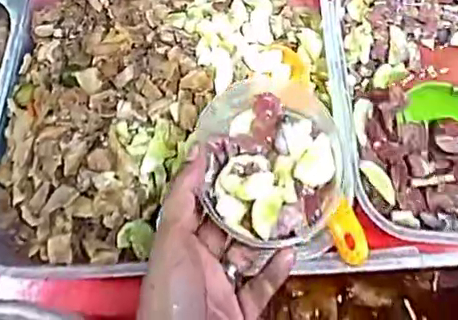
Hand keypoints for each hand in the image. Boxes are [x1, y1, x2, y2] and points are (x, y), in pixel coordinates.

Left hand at [138, 150, 294, 319]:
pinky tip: (288, 252)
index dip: (217, 176)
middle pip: (227, 226)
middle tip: (270, 180)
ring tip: (286, 212)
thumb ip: (184, 197)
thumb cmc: (169, 302)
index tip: (237, 153)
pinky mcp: (240, 313)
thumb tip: (195, 154)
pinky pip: (261, 287)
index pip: (199, 201)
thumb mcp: (171, 240)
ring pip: (247, 254)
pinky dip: (275, 270)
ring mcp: (220, 288)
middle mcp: (198, 263)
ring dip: (267, 235)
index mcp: (178, 243)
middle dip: (248, 205)